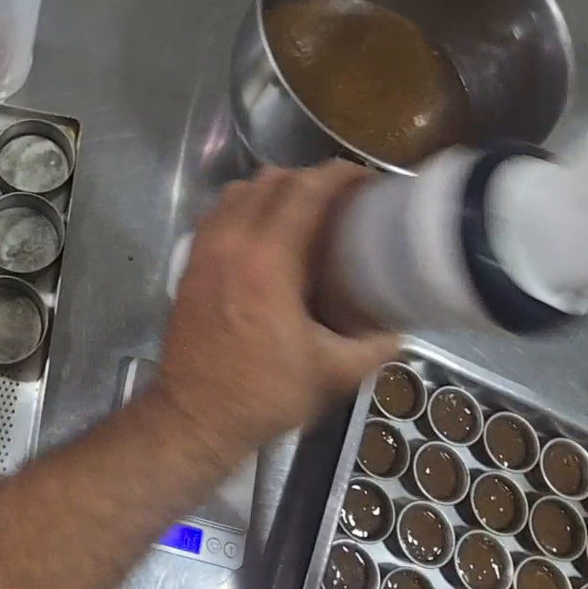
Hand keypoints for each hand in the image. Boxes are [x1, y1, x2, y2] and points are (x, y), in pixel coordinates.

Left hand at [154, 162, 398, 460]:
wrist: (194, 413)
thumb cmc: (264, 393)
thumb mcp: (333, 373)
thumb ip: (374, 347)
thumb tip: (399, 330)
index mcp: (268, 261)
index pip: (305, 191)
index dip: (339, 175)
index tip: (365, 179)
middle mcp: (231, 242)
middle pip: (271, 180)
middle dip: (310, 178)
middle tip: (341, 197)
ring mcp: (203, 249)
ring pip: (239, 190)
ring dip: (273, 188)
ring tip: (303, 208)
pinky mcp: (188, 262)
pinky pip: (217, 213)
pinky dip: (243, 205)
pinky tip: (263, 229)